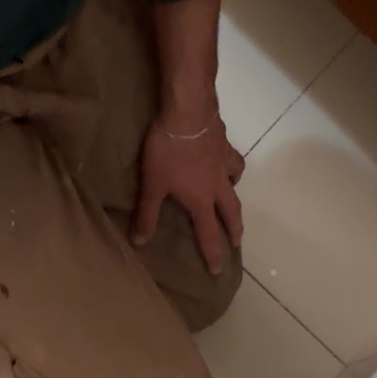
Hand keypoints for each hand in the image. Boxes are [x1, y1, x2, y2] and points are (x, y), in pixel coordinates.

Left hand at [131, 108, 245, 275]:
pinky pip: (231, 158)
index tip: (217, 270)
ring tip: (231, 196)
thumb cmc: (169, 150)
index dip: (212, 254)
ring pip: (236, 181)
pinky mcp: (223, 140)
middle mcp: (217, 184)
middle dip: (234, 229)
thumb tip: (139, 241)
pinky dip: (230, 165)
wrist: (188, 107)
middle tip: (237, 241)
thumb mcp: (153, 184)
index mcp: (201, 200)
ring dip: (235, 193)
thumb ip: (147, 214)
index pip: (208, 234)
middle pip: (231, 211)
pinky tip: (223, 160)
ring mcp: (223, 161)